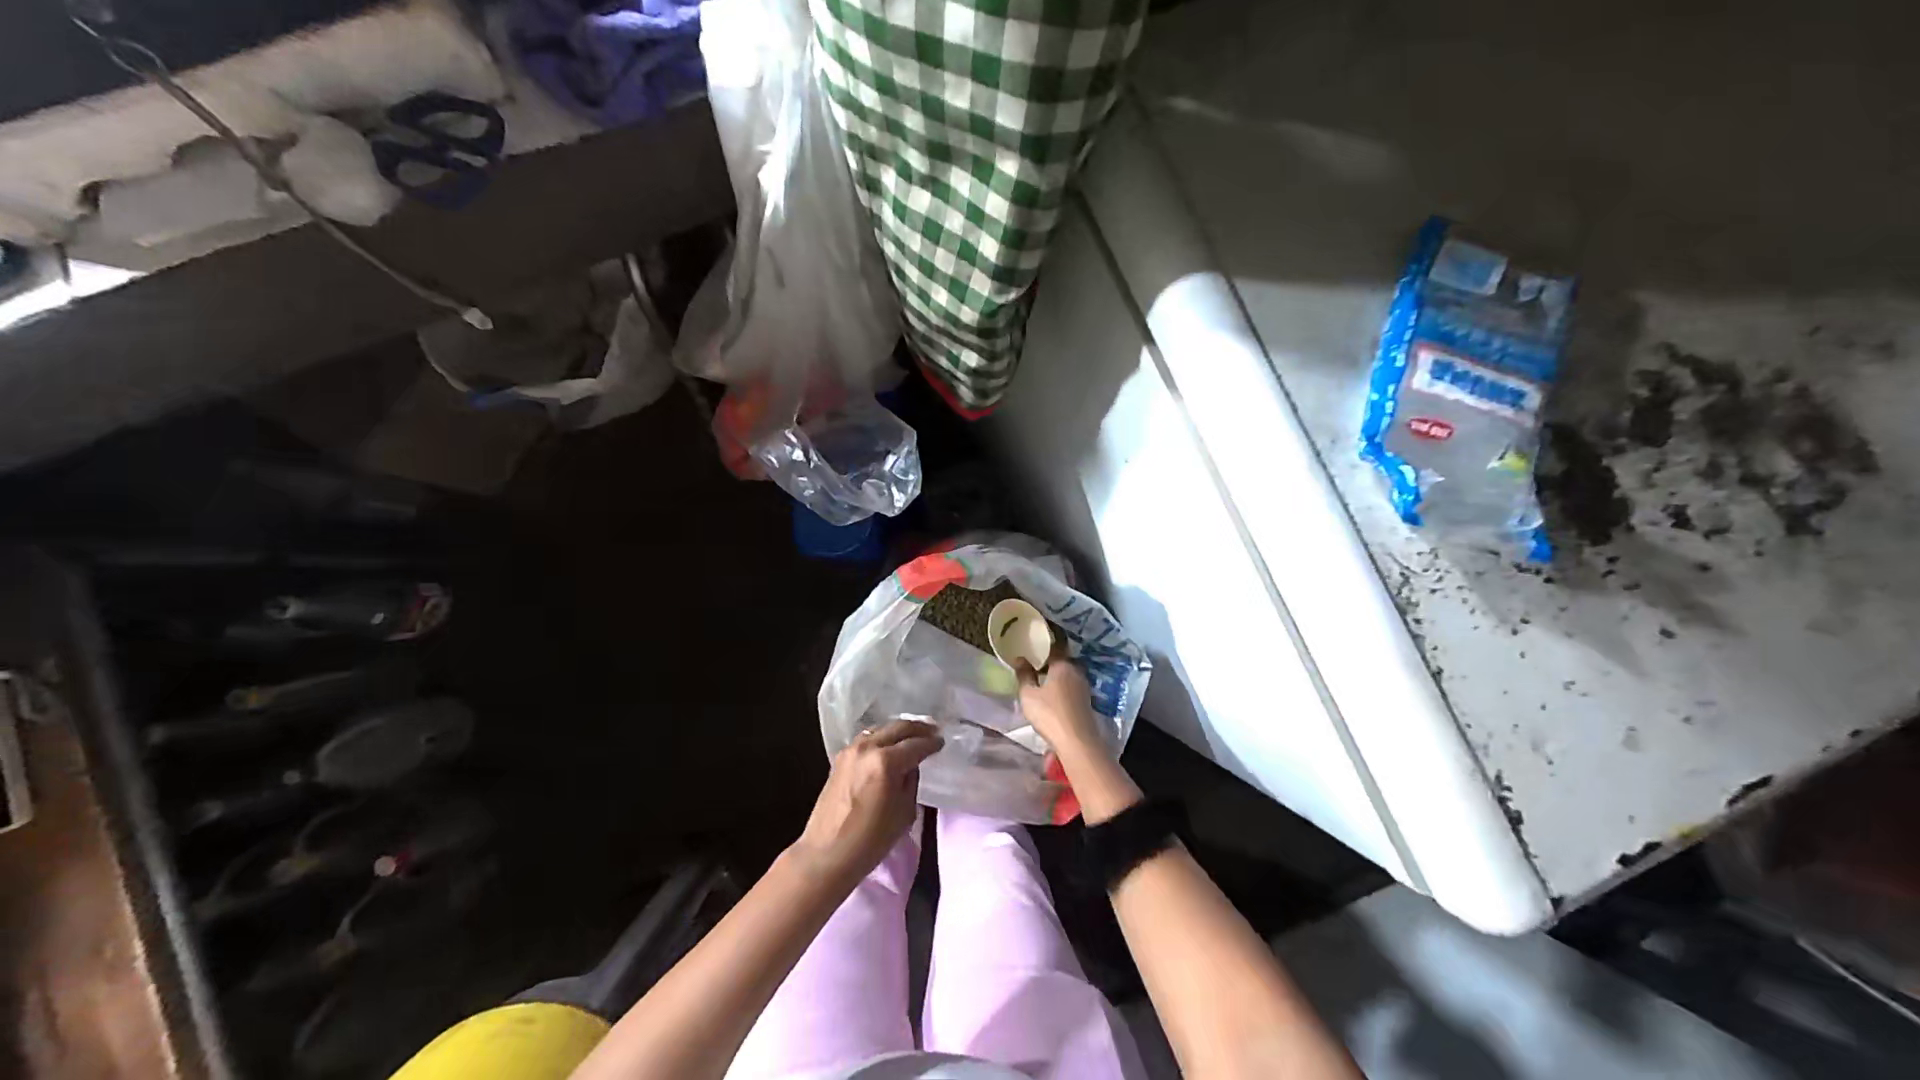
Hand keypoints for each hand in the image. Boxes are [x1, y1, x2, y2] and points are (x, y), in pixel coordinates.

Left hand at [794, 719, 942, 882]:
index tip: (941, 742)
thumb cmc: (871, 840)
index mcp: (886, 762)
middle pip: (897, 728)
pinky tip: (888, 745)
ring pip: (880, 730)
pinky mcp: (840, 759)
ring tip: (912, 735)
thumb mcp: (904, 812)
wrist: (827, 854)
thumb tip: (910, 766)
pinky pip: (867, 739)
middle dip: (918, 728)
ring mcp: (851, 751)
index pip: (916, 744)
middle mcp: (867, 748)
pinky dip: (881, 737)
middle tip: (932, 730)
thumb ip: (910, 781)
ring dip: (898, 730)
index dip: (931, 743)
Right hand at [1014, 657, 1105, 758]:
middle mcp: (1076, 671)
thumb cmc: (1049, 714)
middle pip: (1061, 660)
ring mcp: (1084, 686)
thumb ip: (1024, 675)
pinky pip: (1071, 686)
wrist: (1077, 741)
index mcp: (1063, 664)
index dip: (1041, 647)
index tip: (1030, 649)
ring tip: (1040, 680)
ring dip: (1055, 675)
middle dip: (1048, 662)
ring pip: (1067, 674)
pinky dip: (1062, 686)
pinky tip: (1052, 695)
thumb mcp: (1028, 695)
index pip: (1053, 648)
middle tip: (1032, 665)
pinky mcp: (1086, 700)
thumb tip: (1020, 658)